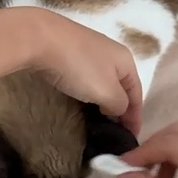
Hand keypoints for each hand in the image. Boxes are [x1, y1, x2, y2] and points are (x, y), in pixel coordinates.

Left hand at [15, 8, 143, 133]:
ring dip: (103, 99)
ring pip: (102, 80)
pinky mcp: (68, 50)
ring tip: (97, 119)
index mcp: (126, 59)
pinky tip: (80, 98)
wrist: (40, 38)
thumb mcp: (106, 91)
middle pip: (121, 86)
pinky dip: (87, 90)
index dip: (135, 118)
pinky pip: (84, 75)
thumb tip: (116, 109)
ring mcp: (88, 49)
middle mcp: (111, 51)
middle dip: (120, 108)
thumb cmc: (79, 66)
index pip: (137, 94)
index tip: (131, 138)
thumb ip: (119, 105)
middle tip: (114, 131)